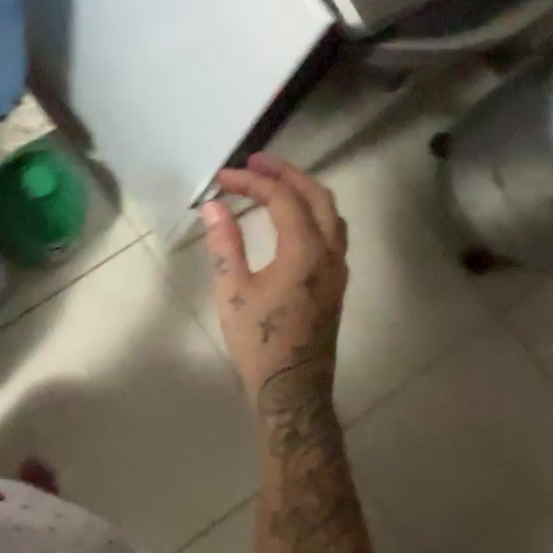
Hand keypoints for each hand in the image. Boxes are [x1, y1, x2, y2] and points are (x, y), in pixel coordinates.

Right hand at [200, 154, 348, 407]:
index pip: (282, 198)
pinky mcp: (336, 284)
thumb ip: (225, 244)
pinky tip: (290, 222)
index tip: (223, 178)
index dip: (252, 181)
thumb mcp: (233, 292)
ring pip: (330, 214)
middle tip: (256, 164)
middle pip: (317, 196)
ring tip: (273, 185)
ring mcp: (338, 269)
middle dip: (287, 174)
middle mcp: (330, 253)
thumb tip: (214, 206)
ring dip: (304, 192)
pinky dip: (312, 214)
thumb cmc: (259, 342)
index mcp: (305, 250)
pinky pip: (332, 233)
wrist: (292, 389)